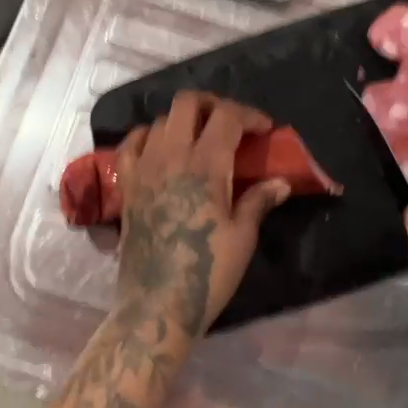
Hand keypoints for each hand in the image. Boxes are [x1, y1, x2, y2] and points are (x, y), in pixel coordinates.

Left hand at [112, 91, 291, 338]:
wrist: (157, 304)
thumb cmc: (208, 272)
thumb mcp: (243, 237)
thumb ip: (259, 201)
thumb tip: (281, 183)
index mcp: (204, 165)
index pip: (226, 117)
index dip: (249, 115)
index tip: (265, 129)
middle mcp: (169, 156)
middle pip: (187, 104)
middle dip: (213, 105)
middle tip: (232, 124)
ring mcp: (142, 169)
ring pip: (159, 121)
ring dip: (183, 122)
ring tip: (200, 140)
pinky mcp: (126, 186)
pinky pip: (130, 145)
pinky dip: (147, 137)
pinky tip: (160, 149)